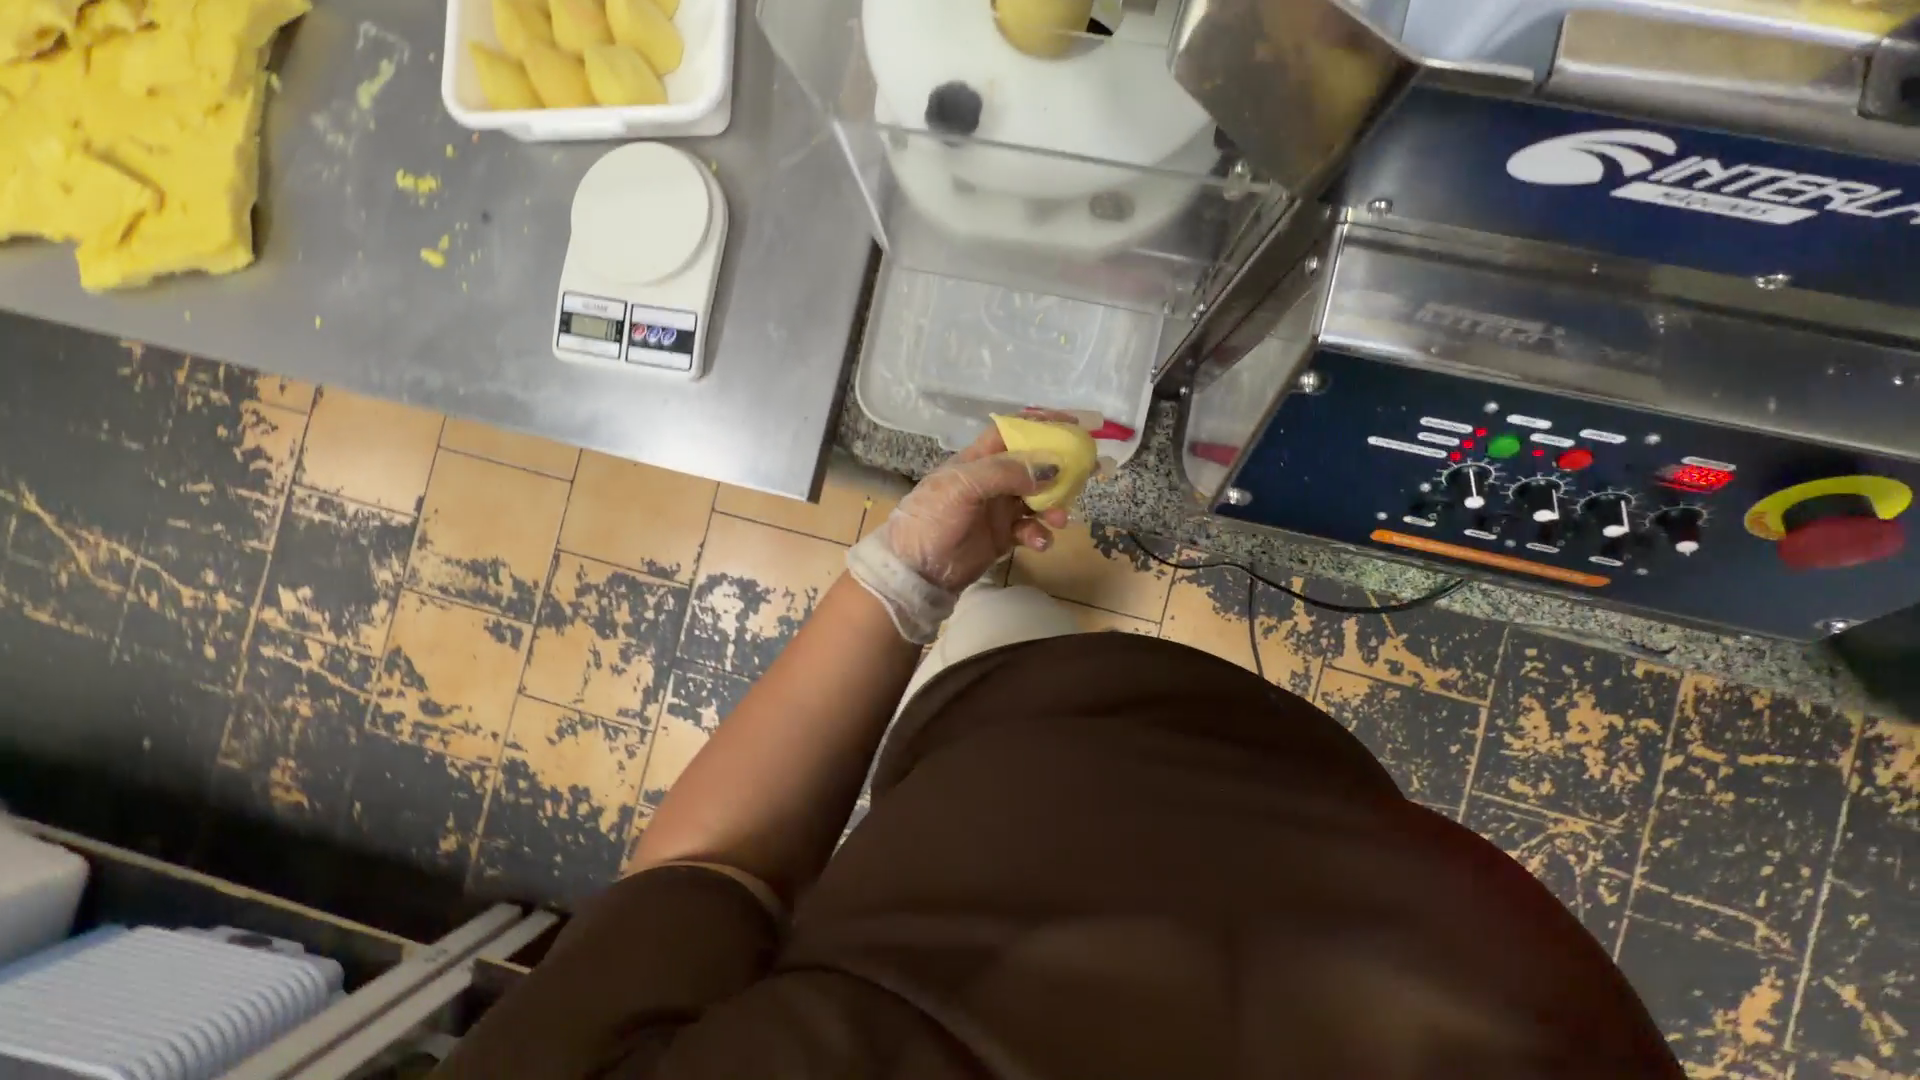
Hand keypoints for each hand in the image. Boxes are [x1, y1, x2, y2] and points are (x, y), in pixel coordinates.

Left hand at [876, 424, 1071, 591]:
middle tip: (1089, 471)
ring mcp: (998, 509)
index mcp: (977, 459)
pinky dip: (1040, 533)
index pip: (1013, 431)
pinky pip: (1031, 529)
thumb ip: (1005, 472)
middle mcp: (991, 480)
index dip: (1041, 424)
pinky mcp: (1003, 537)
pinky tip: (1039, 541)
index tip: (1074, 425)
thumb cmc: (931, 519)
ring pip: (1038, 498)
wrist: (915, 570)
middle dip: (1060, 468)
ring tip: (1060, 518)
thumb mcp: (962, 486)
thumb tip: (1050, 468)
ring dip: (1054, 505)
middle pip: (1033, 465)